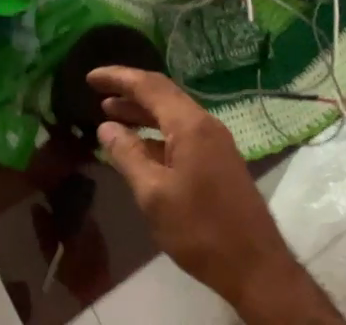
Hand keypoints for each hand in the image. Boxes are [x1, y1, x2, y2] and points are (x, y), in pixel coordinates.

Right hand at [90, 68, 309, 311]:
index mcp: (190, 125)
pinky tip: (139, 146)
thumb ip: (128, 156)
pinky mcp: (219, 160)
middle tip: (97, 92)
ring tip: (110, 115)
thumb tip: (106, 127)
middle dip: (129, 91)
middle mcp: (205, 124)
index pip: (148, 85)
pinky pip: (181, 132)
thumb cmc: (200, 230)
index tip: (90, 78)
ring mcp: (215, 142)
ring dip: (142, 112)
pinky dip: (156, 132)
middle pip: (162, 94)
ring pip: (172, 114)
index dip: (117, 78)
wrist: (256, 267)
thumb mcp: (154, 195)